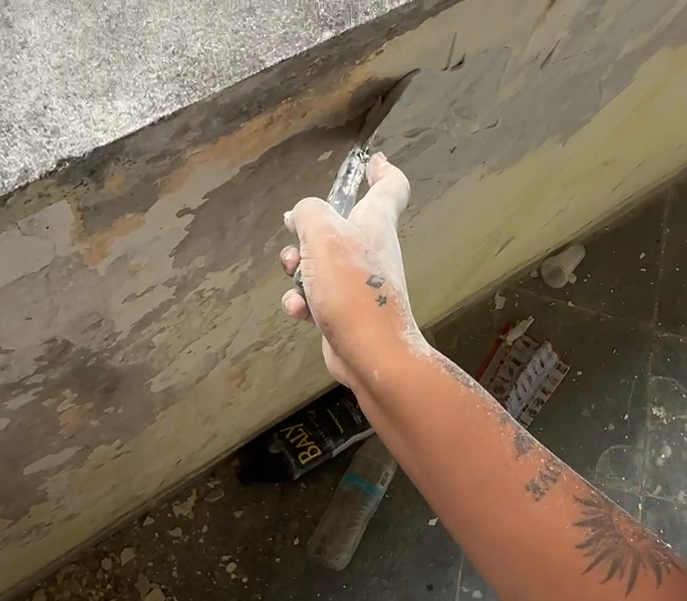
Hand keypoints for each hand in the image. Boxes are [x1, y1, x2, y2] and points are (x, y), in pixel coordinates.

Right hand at [279, 153, 420, 386]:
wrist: (370, 353)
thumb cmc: (352, 289)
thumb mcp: (322, 233)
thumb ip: (308, 212)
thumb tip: (299, 215)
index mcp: (375, 223)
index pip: (391, 187)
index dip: (382, 171)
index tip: (372, 162)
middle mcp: (371, 250)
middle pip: (337, 226)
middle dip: (307, 230)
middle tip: (295, 237)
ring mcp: (358, 284)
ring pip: (320, 264)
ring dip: (298, 269)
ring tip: (295, 276)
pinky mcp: (345, 313)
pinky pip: (316, 298)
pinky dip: (302, 302)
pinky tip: (299, 310)